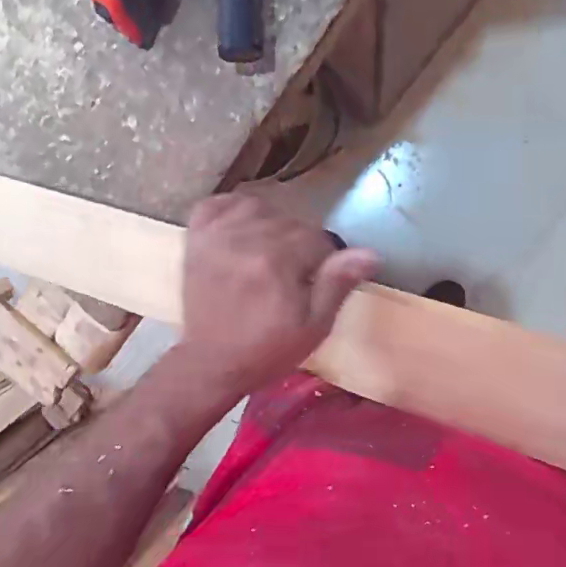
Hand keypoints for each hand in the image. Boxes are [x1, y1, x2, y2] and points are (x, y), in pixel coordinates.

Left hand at [176, 195, 379, 397]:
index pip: (318, 238)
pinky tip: (244, 232)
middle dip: (300, 247)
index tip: (316, 283)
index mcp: (276, 262)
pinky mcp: (195, 238)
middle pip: (291, 222)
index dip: (325, 261)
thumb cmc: (269, 349)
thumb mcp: (315, 326)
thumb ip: (338, 284)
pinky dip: (235, 211)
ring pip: (261, 208)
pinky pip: (220, 203)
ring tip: (271, 256)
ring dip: (272, 226)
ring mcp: (215, 236)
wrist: (212, 363)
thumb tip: (370, 253)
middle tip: (293, 279)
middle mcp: (244, 240)